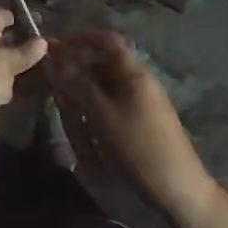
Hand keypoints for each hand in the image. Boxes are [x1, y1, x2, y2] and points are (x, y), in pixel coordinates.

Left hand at [0, 9, 46, 183]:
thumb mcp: (8, 59)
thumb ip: (26, 50)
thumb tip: (42, 41)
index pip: (0, 14)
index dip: (19, 14)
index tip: (41, 21)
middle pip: (6, 38)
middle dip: (28, 40)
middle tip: (54, 42)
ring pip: (10, 61)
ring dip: (28, 63)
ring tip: (54, 62)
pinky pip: (10, 82)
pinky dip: (24, 83)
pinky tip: (43, 83)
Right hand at [48, 32, 214, 215]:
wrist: (177, 186)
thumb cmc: (138, 148)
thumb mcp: (103, 116)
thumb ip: (78, 85)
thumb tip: (53, 60)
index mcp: (134, 72)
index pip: (106, 41)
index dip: (80, 40)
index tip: (54, 49)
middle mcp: (140, 80)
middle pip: (105, 61)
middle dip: (78, 65)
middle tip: (51, 78)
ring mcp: (142, 100)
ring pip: (107, 83)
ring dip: (84, 87)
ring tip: (62, 100)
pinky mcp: (141, 119)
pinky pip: (113, 101)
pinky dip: (95, 104)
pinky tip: (82, 118)